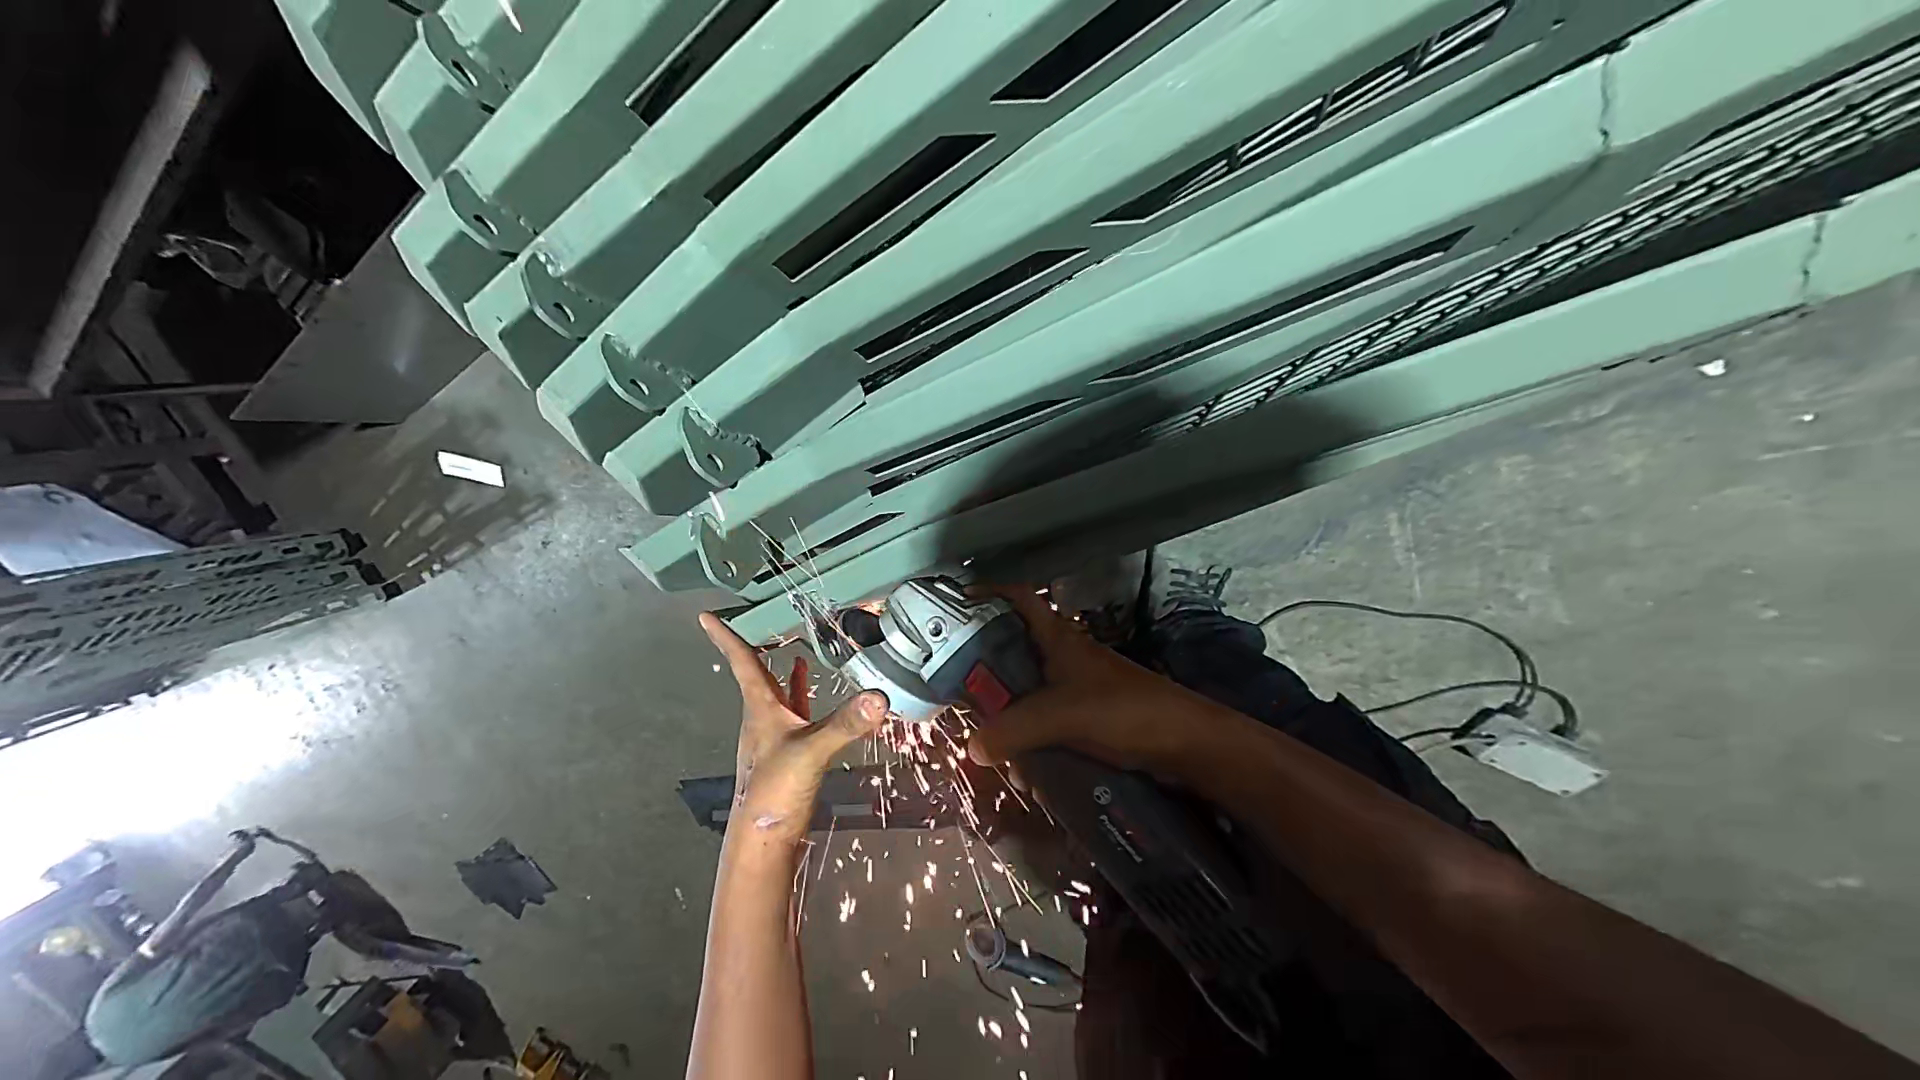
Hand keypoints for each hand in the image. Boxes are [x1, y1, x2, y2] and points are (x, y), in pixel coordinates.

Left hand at [701, 613, 885, 840]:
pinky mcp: (789, 754)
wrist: (763, 842)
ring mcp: (775, 737)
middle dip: (756, 647)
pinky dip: (803, 701)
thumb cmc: (773, 793)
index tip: (706, 616)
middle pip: (756, 674)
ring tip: (796, 652)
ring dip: (783, 673)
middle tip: (760, 622)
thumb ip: (844, 724)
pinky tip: (813, 699)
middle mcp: (763, 718)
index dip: (724, 637)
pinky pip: (795, 716)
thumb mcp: (811, 752)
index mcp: (760, 709)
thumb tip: (878, 696)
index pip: (740, 662)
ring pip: (777, 695)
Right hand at [964, 589, 1252, 781]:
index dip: (990, 592)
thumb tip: (972, 748)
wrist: (1185, 743)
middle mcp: (1063, 657)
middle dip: (987, 678)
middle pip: (1013, 652)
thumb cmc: (1124, 711)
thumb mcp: (1061, 717)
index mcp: (1057, 640)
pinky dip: (1034, 744)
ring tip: (1002, 757)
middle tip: (964, 700)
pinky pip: (1047, 723)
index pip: (1019, 598)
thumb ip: (1013, 730)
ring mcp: (1076, 687)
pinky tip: (1032, 775)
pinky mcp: (1087, 715)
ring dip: (1011, 723)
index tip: (958, 603)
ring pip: (1028, 694)